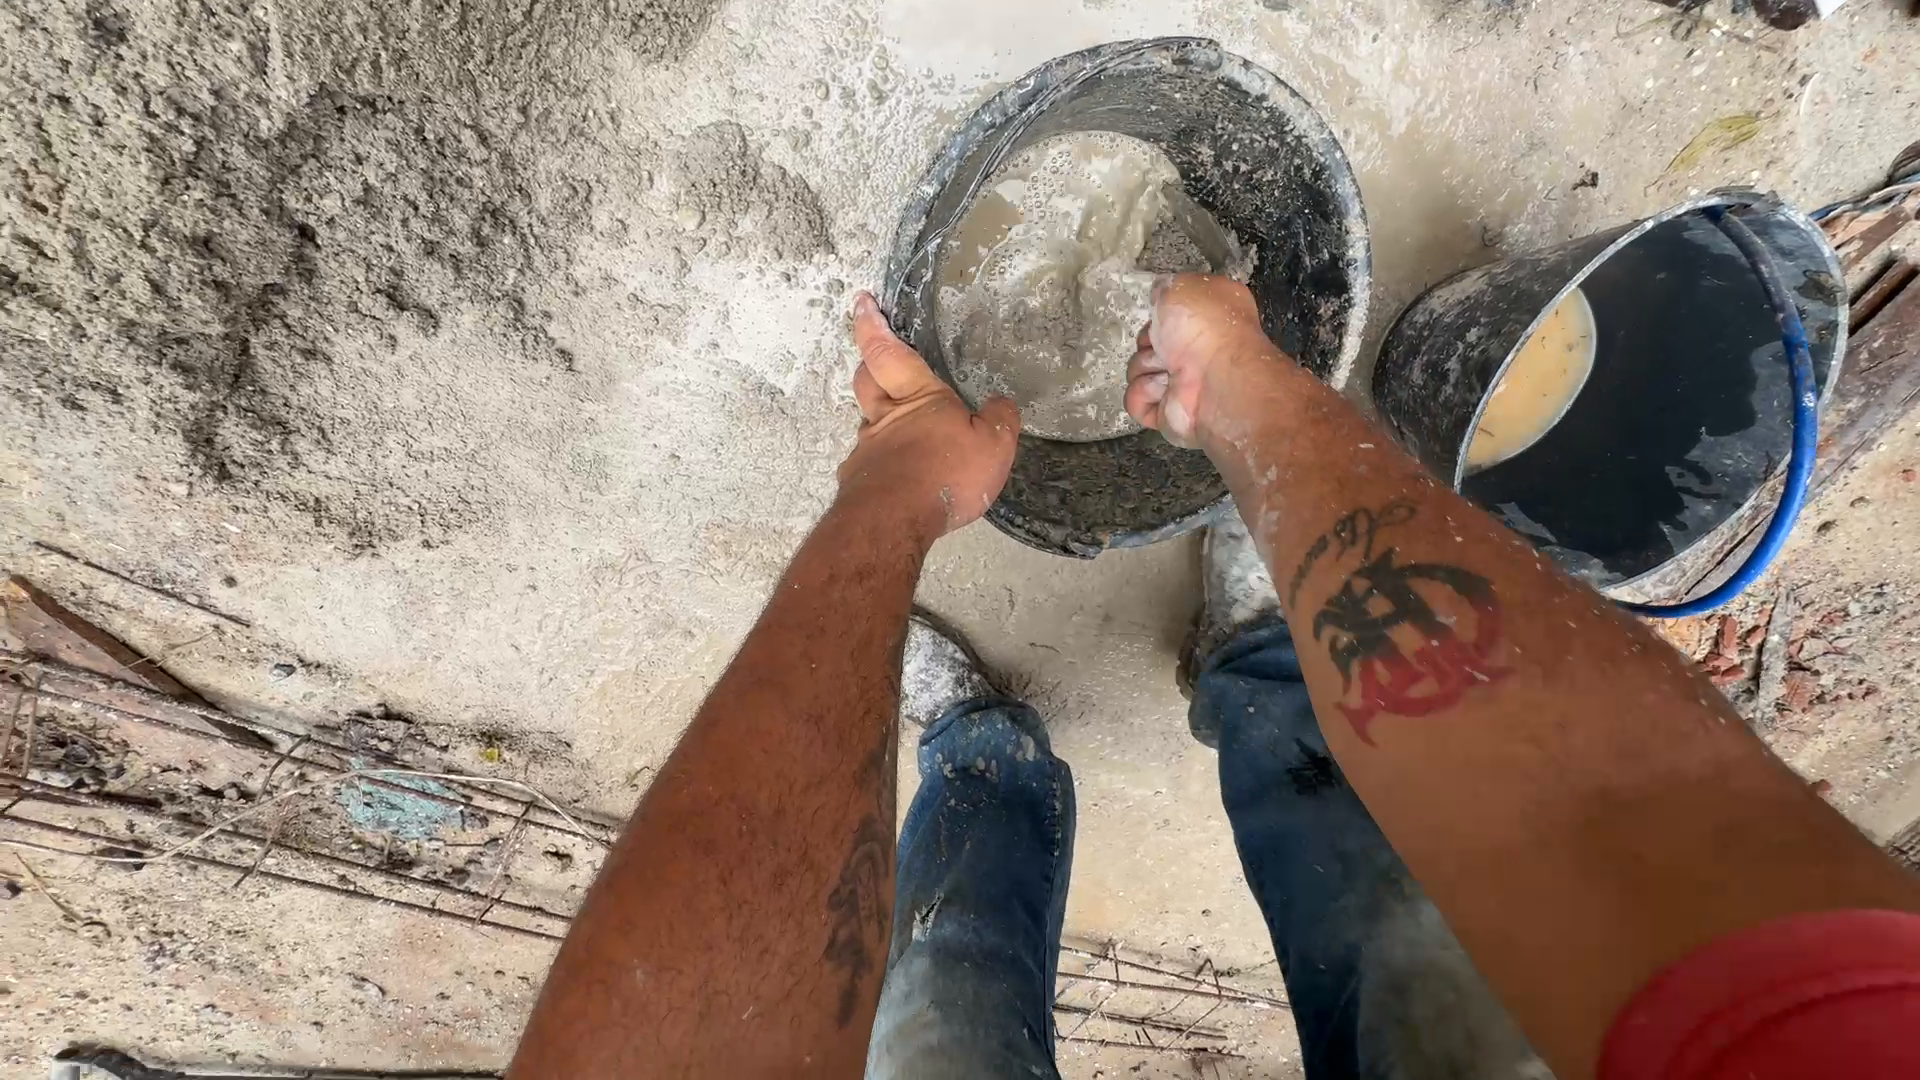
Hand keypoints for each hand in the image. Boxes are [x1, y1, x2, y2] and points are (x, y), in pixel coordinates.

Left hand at [838, 292, 1020, 541]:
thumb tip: (1001, 402)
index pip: (888, 351)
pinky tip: (893, 476)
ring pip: (867, 423)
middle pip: (866, 381)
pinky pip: (869, 463)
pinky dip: (880, 462)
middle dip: (868, 363)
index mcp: (917, 398)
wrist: (894, 523)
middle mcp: (885, 418)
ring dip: (878, 418)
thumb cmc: (945, 474)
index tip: (862, 303)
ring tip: (898, 430)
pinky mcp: (860, 483)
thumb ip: (999, 420)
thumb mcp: (993, 445)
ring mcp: (868, 451)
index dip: (873, 325)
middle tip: (873, 356)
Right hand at [1125, 274, 1272, 448]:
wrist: (1213, 379)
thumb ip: (1165, 287)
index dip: (1160, 312)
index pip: (1169, 313)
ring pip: (1137, 370)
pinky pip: (1135, 400)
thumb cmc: (1204, 329)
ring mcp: (1183, 383)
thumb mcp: (1181, 287)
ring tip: (1168, 371)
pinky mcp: (1167, 411)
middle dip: (1148, 342)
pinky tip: (1162, 390)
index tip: (1162, 313)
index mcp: (1208, 317)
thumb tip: (1159, 294)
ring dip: (1145, 368)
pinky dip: (1143, 394)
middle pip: (1147, 342)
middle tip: (1164, 346)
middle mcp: (1197, 349)